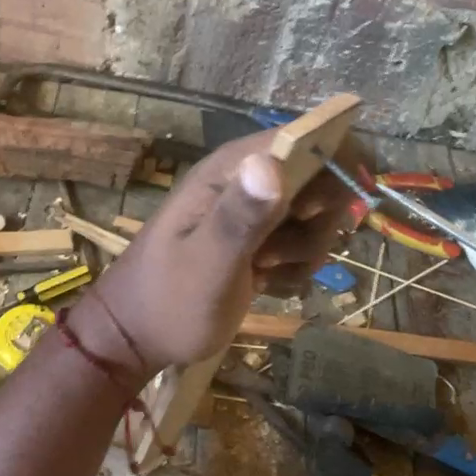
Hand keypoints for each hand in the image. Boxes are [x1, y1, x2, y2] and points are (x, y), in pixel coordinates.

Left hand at [78, 131, 357, 383]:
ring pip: (319, 218)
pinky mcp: (261, 240)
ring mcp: (255, 210)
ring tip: (263, 273)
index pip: (303, 137)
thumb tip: (272, 163)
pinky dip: (295, 269)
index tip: (335, 210)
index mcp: (231, 168)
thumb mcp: (205, 264)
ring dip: (305, 252)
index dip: (335, 165)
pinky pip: (305, 246)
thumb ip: (240, 217)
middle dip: (318, 223)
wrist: (140, 338)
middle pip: (322, 179)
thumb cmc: (167, 302)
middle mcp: (248, 179)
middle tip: (279, 254)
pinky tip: (264, 284)